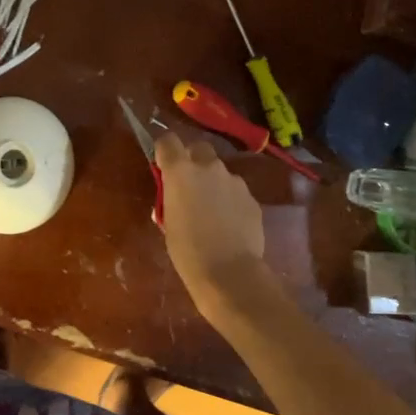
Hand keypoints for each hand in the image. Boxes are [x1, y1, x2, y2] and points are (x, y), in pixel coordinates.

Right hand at [155, 133, 267, 315]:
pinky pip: (236, 192)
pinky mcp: (252, 198)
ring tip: (213, 212)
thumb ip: (172, 197)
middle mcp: (208, 167)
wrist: (229, 273)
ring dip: (214, 183)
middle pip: (199, 148)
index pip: (168, 141)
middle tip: (190, 185)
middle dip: (194, 160)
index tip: (164, 164)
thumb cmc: (188, 251)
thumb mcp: (168, 222)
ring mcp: (234, 181)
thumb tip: (176, 193)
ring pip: (220, 172)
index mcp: (180, 171)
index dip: (165, 150)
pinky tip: (230, 225)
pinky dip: (231, 201)